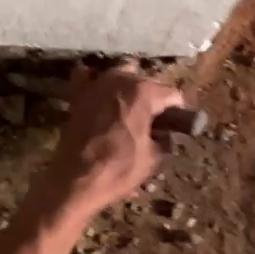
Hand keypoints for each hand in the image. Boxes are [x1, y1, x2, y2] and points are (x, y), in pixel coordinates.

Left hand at [33, 63, 183, 221]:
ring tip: (131, 109)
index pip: (173, 95)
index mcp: (144, 92)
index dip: (178, 111)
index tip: (178, 124)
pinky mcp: (77, 94)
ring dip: (129, 87)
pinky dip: (95, 81)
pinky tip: (101, 95)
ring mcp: (97, 83)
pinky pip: (88, 76)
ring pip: (120, 74)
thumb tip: (165, 134)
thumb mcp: (155, 158)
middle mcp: (121, 79)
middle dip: (154, 99)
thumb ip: (166, 140)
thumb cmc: (119, 168)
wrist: (76, 179)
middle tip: (155, 122)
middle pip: (147, 82)